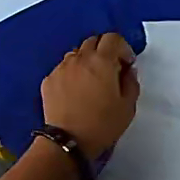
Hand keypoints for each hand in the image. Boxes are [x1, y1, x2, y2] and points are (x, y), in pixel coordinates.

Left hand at [40, 33, 140, 158]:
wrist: (68, 141)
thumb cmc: (103, 124)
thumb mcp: (128, 106)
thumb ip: (130, 81)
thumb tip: (126, 69)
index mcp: (101, 61)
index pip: (112, 38)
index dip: (122, 48)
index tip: (125, 64)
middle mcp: (79, 59)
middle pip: (93, 41)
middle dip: (104, 50)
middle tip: (110, 70)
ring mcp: (60, 68)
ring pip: (76, 53)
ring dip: (86, 60)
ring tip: (91, 81)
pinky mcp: (48, 79)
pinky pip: (63, 68)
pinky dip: (72, 73)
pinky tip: (75, 91)